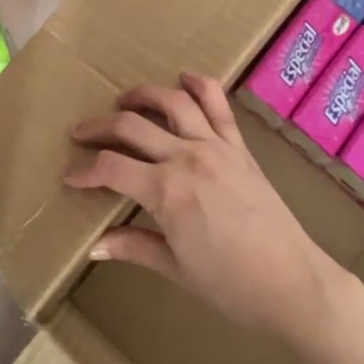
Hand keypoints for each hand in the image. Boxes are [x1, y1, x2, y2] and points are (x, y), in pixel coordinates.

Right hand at [65, 72, 344, 336]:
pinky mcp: (239, 146)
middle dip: (99, 127)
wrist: (292, 282)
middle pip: (131, 127)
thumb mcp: (175, 269)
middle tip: (81, 133)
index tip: (71, 176)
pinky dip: (199, 84)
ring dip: (142, 95)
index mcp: (166, 192)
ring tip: (123, 100)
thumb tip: (95, 246)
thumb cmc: (230, 285)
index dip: (86, 170)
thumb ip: (134, 247)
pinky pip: (217, 105)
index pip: (111, 168)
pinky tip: (183, 78)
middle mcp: (186, 157)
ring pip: (171, 103)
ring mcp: (215, 146)